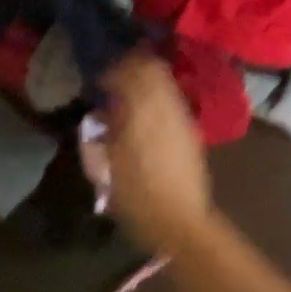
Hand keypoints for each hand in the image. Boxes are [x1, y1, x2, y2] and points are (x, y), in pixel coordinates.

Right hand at [101, 52, 213, 250]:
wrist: (180, 223)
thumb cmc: (136, 196)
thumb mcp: (105, 165)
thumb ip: (101, 131)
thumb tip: (100, 114)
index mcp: (139, 111)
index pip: (128, 71)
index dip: (112, 71)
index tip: (100, 81)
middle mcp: (163, 106)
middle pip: (151, 68)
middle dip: (131, 68)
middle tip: (115, 80)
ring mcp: (180, 117)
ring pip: (164, 81)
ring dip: (146, 80)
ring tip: (131, 94)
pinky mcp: (191, 130)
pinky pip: (173, 99)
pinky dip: (158, 96)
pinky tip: (148, 113)